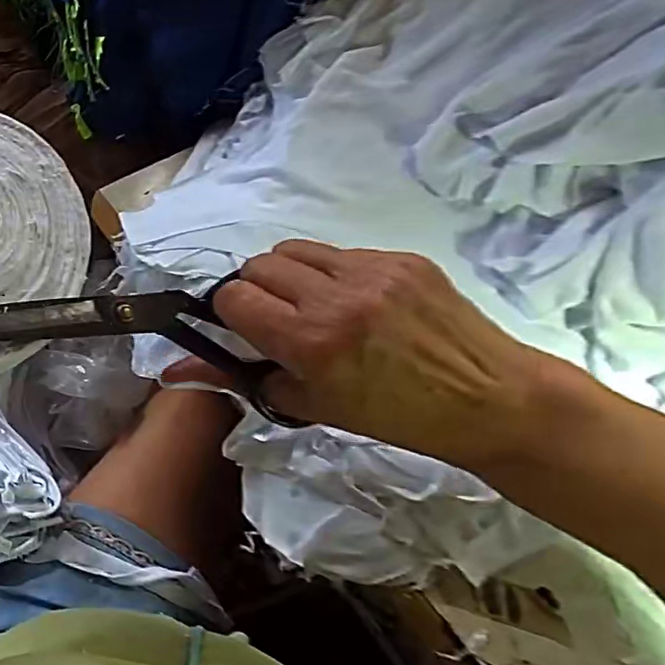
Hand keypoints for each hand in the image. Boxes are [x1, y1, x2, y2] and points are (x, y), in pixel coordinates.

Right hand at [161, 241, 564, 471]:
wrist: (494, 400)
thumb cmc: (392, 414)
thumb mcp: (304, 402)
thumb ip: (233, 377)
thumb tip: (169, 372)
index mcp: (309, 340)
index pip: (233, 297)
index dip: (229, 312)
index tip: (243, 329)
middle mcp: (336, 298)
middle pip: (256, 266)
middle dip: (253, 290)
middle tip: (273, 316)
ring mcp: (372, 273)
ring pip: (290, 250)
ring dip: (284, 274)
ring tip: (307, 302)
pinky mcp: (401, 259)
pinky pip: (336, 252)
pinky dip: (327, 272)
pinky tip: (351, 299)